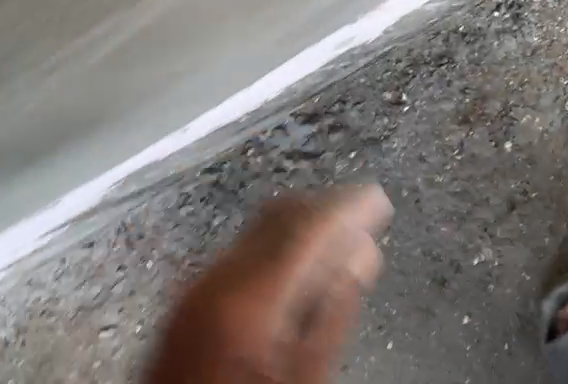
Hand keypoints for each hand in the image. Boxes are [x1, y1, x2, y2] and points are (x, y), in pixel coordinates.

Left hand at [142, 185, 393, 383]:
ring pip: (262, 224)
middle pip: (283, 212)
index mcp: (251, 295)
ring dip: (302, 222)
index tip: (378, 200)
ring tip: (335, 240)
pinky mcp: (189, 294)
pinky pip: (242, 248)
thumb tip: (362, 253)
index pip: (310, 224)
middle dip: (328, 207)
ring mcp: (198, 282)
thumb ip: (335, 311)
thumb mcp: (305, 374)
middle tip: (363, 216)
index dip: (351, 205)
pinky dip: (277, 242)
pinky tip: (296, 266)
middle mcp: (219, 275)